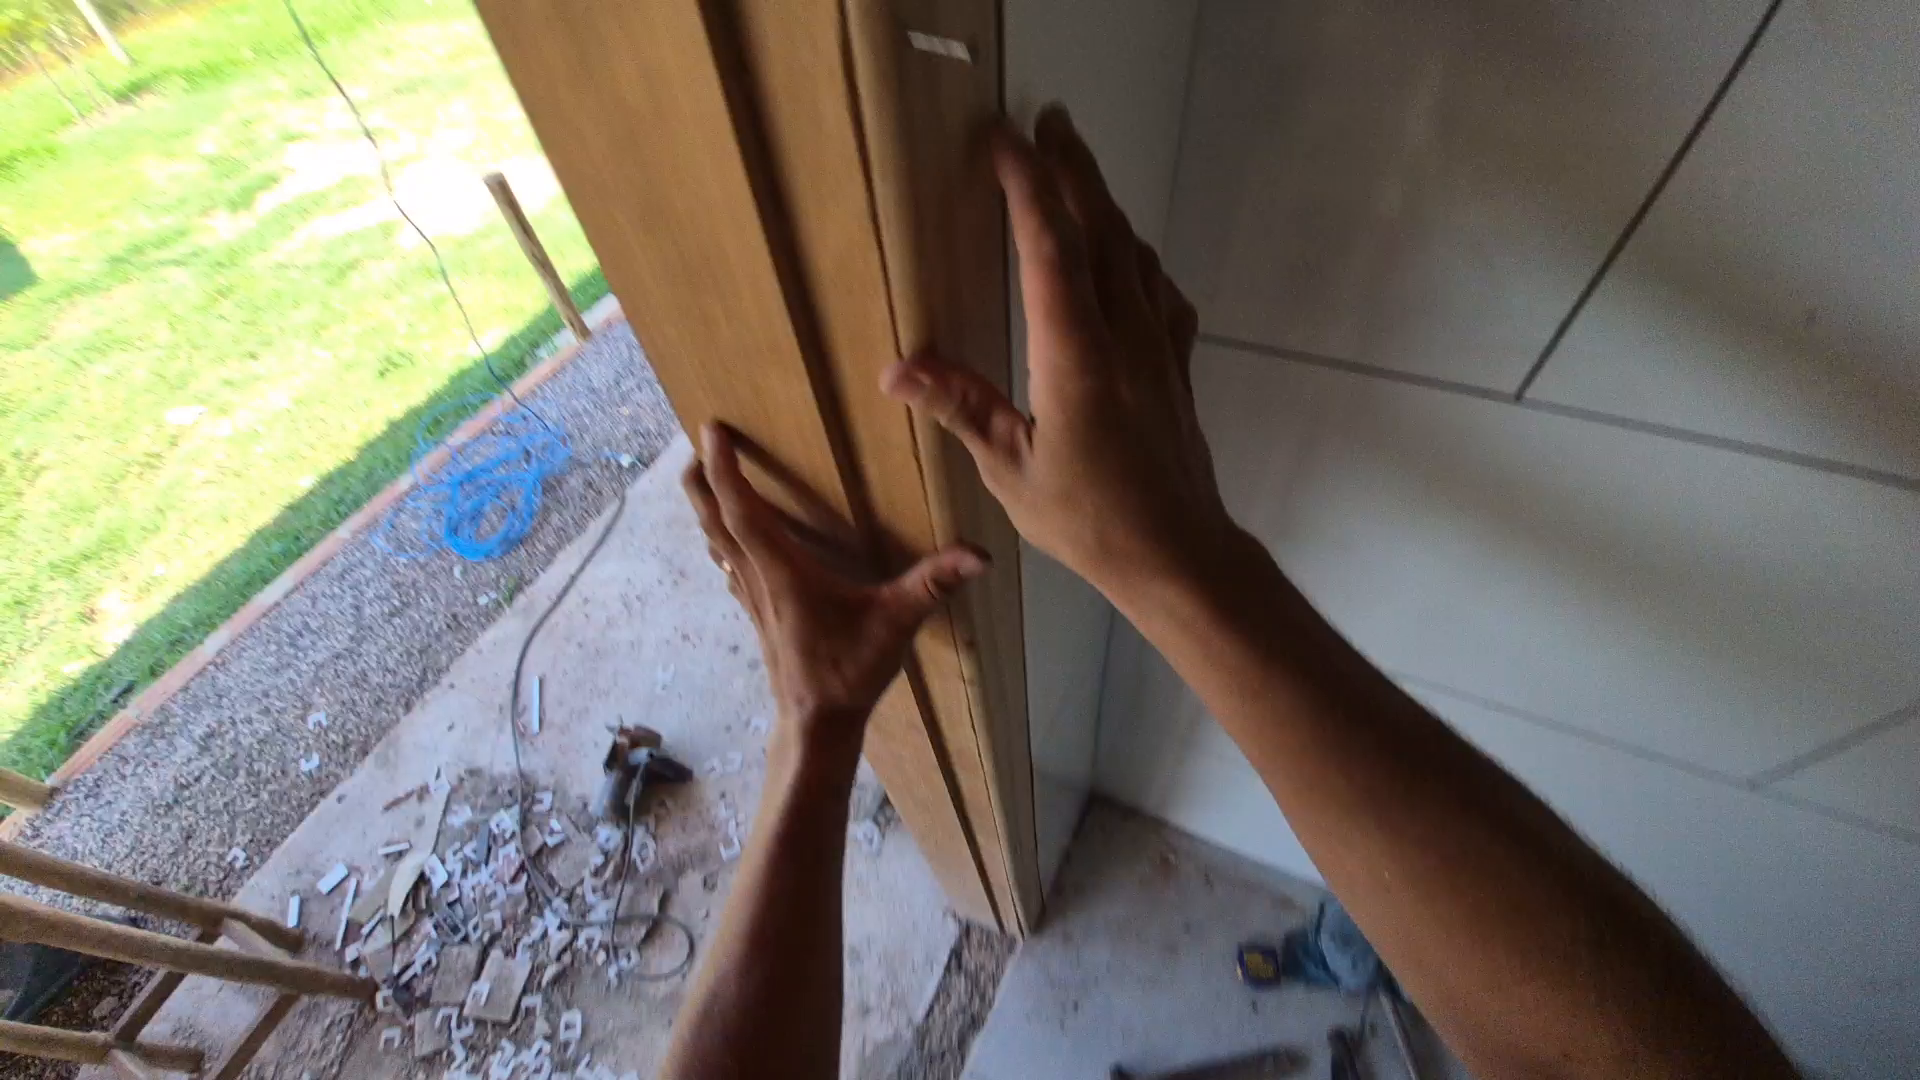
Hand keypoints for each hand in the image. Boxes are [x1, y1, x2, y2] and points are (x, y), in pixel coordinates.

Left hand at [682, 423, 987, 748]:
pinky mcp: (756, 613)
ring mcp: (752, 598)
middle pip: (715, 521)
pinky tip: (728, 541)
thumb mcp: (895, 623)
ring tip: (704, 477)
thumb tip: (980, 554)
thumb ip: (933, 585)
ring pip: (716, 542)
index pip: (744, 510)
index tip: (713, 430)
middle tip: (695, 442)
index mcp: (783, 571)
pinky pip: (729, 564)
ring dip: (706, 507)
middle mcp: (758, 578)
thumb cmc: (849, 671)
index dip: (725, 469)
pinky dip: (721, 539)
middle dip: (701, 480)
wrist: (816, 724)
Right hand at [880, 106, 1232, 601]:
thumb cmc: (1088, 521)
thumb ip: (962, 409)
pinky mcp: (1178, 366)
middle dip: (1072, 171)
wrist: (1176, 552)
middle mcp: (1126, 337)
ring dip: (1105, 205)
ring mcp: (1161, 347)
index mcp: (1077, 358)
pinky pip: (1160, 291)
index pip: (1051, 250)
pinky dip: (1137, 257)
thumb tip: (896, 369)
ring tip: (1078, 172)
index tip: (1003, 140)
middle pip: (1101, 231)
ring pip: (1134, 254)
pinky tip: (1127, 258)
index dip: (1027, 187)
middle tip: (1047, 124)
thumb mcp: (1010, 472)